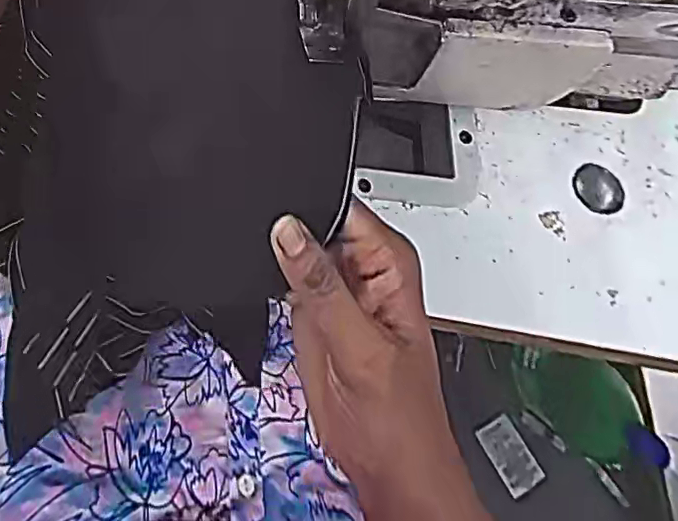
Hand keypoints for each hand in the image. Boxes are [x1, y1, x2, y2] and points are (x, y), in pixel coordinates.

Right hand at [271, 203, 490, 520]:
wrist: (387, 470)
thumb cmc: (399, 419)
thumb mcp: (359, 348)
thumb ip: (320, 286)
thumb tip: (289, 231)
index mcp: (389, 260)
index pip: (344, 207)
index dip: (309, 207)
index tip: (280, 220)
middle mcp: (364, 267)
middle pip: (316, 221)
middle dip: (292, 236)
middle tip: (288, 275)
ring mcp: (338, 287)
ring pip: (298, 248)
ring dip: (283, 263)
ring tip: (295, 302)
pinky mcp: (315, 309)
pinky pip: (287, 279)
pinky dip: (277, 286)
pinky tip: (285, 308)